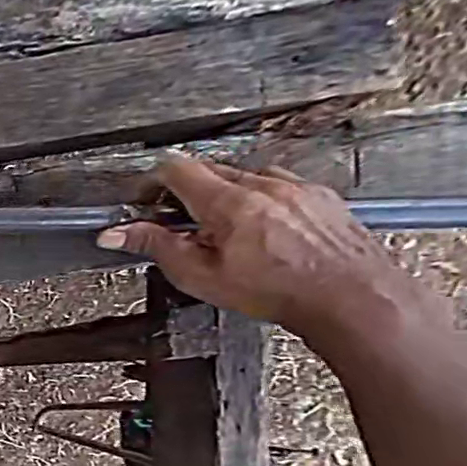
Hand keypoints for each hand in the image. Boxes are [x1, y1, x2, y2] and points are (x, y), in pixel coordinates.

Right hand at [97, 157, 451, 349]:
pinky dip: (257, 200)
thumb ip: (155, 246)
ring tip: (219, 229)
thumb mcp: (198, 275)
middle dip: (187, 192)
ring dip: (223, 195)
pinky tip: (257, 229)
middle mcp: (265, 185)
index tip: (146, 199)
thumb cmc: (277, 290)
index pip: (179, 169)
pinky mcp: (319, 195)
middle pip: (211, 170)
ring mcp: (296, 187)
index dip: (155, 181)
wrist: (351, 296)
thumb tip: (115, 233)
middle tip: (177, 222)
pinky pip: (277, 185)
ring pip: (245, 176)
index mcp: (229, 202)